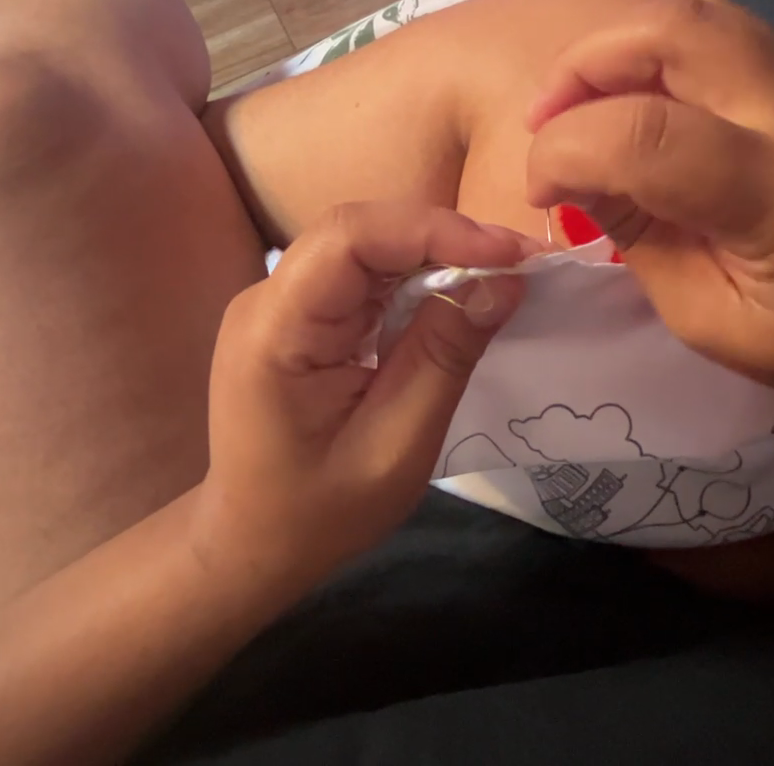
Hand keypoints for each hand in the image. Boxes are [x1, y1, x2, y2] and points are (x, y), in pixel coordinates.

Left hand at [194, 202, 528, 591]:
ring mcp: (281, 302)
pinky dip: (418, 276)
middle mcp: (268, 298)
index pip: (349, 238)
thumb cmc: (319, 512)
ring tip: (502, 272)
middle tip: (519, 261)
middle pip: (359, 231)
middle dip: (444, 236)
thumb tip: (504, 281)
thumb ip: (445, 357)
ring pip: (367, 246)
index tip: (509, 253)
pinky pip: (365, 275)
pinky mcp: (302, 314)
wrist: (254, 543)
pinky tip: (458, 292)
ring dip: (437, 252)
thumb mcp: (396, 447)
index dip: (434, 230)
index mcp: (274, 330)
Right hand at [525, 0, 773, 427]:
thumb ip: (636, 234)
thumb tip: (571, 171)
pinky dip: (656, 49)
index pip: (648, 136)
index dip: (566, 150)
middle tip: (543, 118)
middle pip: (681, 32)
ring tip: (576, 101)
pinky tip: (630, 94)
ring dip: (618, 45)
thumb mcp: (702, 317)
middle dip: (585, 63)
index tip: (540, 192)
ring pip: (703, 15)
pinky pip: (723, 35)